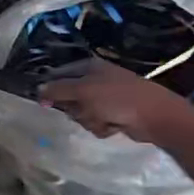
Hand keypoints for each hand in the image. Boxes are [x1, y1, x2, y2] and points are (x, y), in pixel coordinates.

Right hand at [39, 58, 189, 141]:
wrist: (155, 116)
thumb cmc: (117, 98)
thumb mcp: (83, 90)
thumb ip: (58, 90)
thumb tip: (38, 89)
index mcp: (89, 67)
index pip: (59, 75)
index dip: (50, 88)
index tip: (43, 103)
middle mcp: (96, 80)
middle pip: (69, 97)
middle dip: (75, 108)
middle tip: (83, 110)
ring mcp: (106, 98)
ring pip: (81, 112)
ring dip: (89, 119)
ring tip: (103, 119)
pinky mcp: (114, 114)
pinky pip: (95, 122)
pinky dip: (101, 127)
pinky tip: (112, 127)